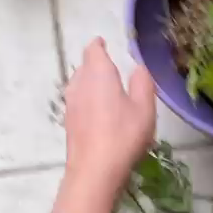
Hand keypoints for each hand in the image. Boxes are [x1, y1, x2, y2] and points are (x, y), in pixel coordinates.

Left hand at [52, 38, 156, 212]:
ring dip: (91, 82)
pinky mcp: (68, 121)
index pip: (93, 50)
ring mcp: (70, 103)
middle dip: (96, 64)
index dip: (99, 45)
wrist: (94, 170)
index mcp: (98, 73)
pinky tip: (99, 112)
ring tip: (107, 88)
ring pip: (79, 83)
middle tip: (111, 67)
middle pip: (84, 66)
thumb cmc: (123, 134)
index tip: (104, 43)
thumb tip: (138, 67)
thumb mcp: (144, 107)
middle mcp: (79, 83)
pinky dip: (88, 99)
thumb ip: (142, 83)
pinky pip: (78, 101)